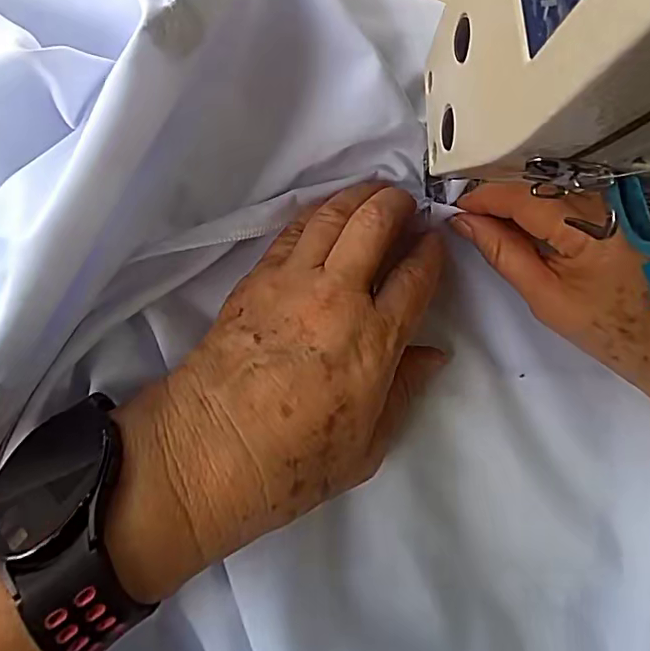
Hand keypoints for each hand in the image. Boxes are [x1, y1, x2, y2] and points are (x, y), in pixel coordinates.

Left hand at [107, 183, 447, 600]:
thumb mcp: (368, 445)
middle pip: (373, 227)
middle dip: (395, 204)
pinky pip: (292, 232)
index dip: (431, 254)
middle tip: (406, 201)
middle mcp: (337, 297)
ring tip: (373, 190)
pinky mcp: (257, 277)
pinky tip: (325, 211)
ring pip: (331, 218)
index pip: (415, 279)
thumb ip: (404, 390)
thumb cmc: (295, 460)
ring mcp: (293, 281)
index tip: (436, 240)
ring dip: (357, 196)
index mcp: (374, 341)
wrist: (213, 445)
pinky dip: (315, 214)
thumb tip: (434, 353)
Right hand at [447, 183, 649, 418]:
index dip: (478, 198)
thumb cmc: (618, 333)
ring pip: (547, 187)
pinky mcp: (621, 208)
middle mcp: (604, 202)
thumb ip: (501, 251)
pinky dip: (540, 208)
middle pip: (531, 184)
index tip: (453, 211)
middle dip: (494, 198)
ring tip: (495, 229)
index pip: (516, 194)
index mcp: (587, 225)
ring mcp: (616, 202)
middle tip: (468, 222)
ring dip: (516, 203)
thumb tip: (464, 222)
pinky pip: (567, 196)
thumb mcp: (546, 297)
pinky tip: (528, 230)